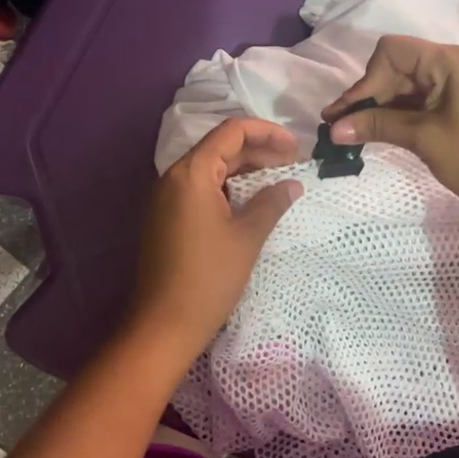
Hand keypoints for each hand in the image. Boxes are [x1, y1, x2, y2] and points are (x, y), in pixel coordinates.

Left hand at [127, 119, 303, 358]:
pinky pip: (201, 188)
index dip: (267, 132)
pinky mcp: (166, 216)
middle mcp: (174, 177)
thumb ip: (271, 202)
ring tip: (278, 180)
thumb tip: (293, 184)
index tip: (296, 147)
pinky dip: (228, 187)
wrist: (162, 325)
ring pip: (211, 168)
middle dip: (259, 151)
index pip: (231, 132)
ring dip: (245, 169)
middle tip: (293, 164)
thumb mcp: (247, 237)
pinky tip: (252, 200)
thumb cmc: (208, 278)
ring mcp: (167, 197)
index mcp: (191, 173)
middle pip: (220, 147)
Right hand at [323, 35, 458, 229]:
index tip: (347, 114)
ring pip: (411, 82)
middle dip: (371, 94)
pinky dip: (404, 111)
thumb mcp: (424, 139)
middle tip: (341, 126)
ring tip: (357, 132)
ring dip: (385, 105)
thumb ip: (378, 125)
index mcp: (452, 59)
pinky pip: (427, 95)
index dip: (366, 80)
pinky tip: (385, 130)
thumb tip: (334, 128)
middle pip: (399, 64)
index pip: (392, 51)